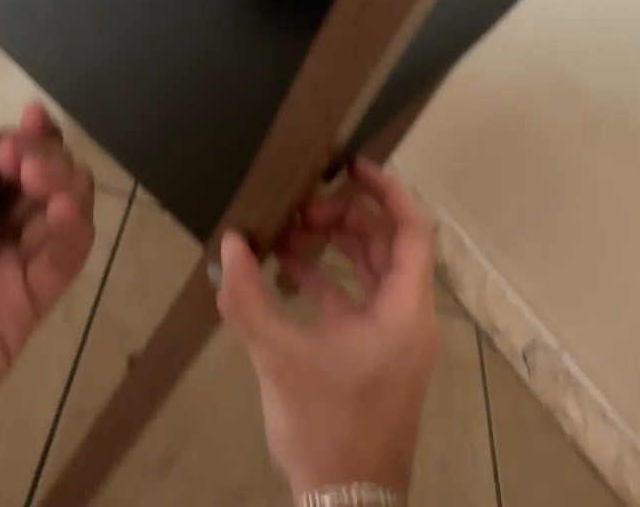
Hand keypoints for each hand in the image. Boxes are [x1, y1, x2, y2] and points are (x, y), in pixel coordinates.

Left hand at [0, 103, 95, 504]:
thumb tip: (9, 139)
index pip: (2, 158)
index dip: (26, 137)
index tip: (32, 122)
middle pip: (36, 185)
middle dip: (47, 160)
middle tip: (30, 166)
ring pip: (56, 220)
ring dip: (65, 189)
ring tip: (50, 187)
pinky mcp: (21, 318)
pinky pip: (59, 265)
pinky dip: (72, 232)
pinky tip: (65, 211)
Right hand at [215, 159, 439, 497]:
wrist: (344, 502)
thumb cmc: (325, 427)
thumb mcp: (279, 359)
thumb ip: (248, 298)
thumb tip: (229, 243)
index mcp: (405, 313)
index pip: (411, 231)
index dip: (386, 191)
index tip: (351, 166)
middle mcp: (409, 318)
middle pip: (388, 245)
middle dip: (346, 219)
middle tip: (301, 208)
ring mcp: (394, 338)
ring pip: (373, 271)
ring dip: (336, 247)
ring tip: (291, 231)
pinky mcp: (375, 355)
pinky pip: (358, 300)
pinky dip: (329, 280)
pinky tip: (290, 270)